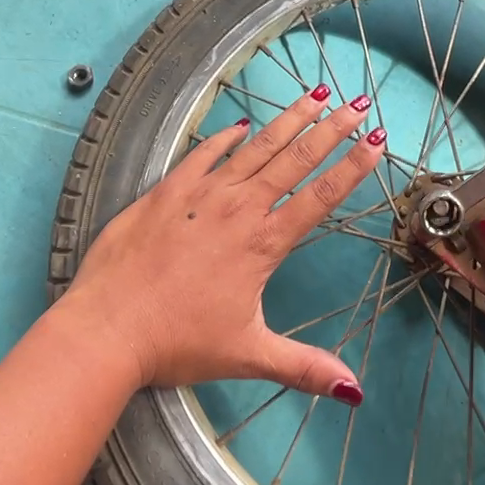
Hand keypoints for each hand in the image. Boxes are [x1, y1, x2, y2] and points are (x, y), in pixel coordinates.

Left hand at [56, 86, 385, 404]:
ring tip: (315, 94)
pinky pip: (203, 154)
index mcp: (263, 243)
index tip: (377, 141)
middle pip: (294, 160)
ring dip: (288, 120)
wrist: (107, 328)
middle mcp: (239, 209)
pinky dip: (224, 137)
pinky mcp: (168, 191)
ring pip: (255, 147)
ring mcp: (202, 194)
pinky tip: (240, 123)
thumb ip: (303, 367)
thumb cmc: (177, 343)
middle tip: (358, 102)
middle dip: (331, 129)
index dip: (352, 168)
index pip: (319, 197)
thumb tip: (355, 391)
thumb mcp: (247, 356)